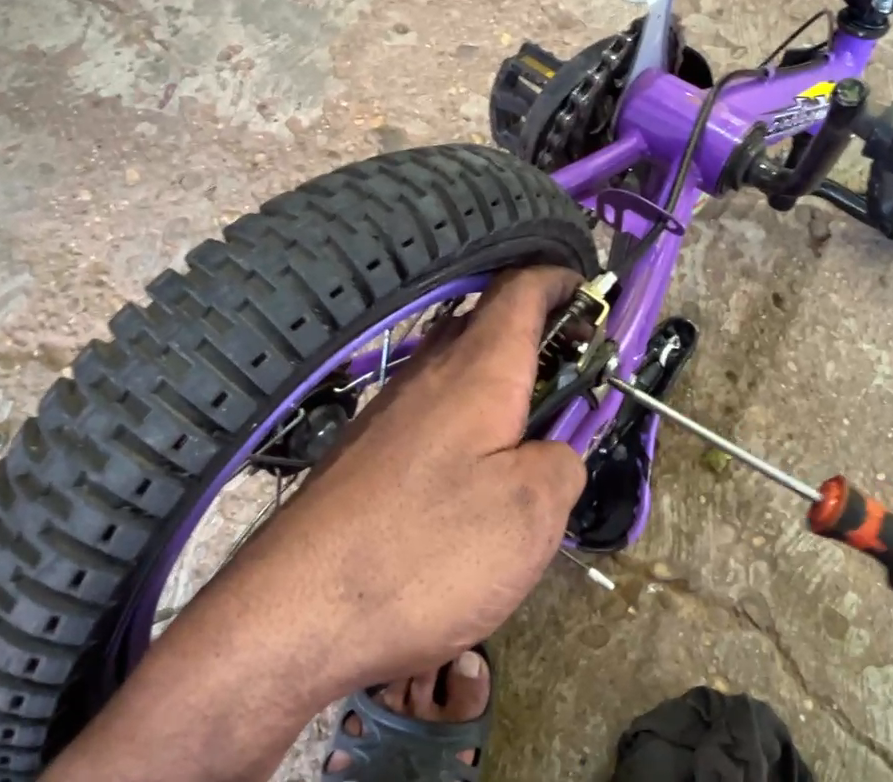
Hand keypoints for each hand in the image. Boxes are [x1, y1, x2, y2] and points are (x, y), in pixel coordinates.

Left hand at [48, 267, 587, 781]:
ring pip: (459, 372)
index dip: (561, 279)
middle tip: (577, 383)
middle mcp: (428, 373)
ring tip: (532, 441)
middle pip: (488, 324)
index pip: (520, 286)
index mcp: (478, 368)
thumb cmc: (428, 551)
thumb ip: (563, 461)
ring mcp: (389, 411)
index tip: (595, 299)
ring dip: (504, 387)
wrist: (297, 612)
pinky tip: (473, 483)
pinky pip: (432, 413)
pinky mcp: (366, 452)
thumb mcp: (531, 512)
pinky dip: (469, 424)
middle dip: (539, 339)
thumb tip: (552, 451)